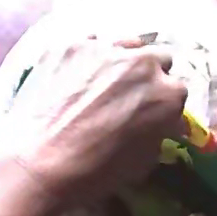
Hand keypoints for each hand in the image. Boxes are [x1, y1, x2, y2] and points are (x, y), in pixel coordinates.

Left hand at [0, 37, 187, 208]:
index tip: (148, 111)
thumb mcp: (143, 160)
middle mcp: (143, 62)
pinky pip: (87, 43)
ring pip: (125, 43)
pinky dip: (85, 56)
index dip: (162, 102)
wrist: (39, 163)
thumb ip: (158, 130)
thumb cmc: (95, 173)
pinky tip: (72, 74)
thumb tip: (156, 122)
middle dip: (147, 74)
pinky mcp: (70, 44)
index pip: (177, 88)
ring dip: (121, 58)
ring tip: (101, 78)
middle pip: (157, 57)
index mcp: (169, 93)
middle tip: (127, 93)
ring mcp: (105, 48)